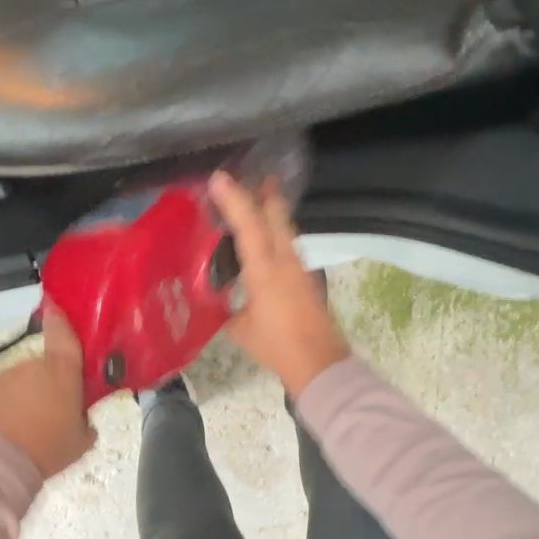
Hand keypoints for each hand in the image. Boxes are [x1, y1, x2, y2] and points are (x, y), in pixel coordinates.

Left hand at [0, 310, 97, 477]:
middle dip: (46, 387)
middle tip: (50, 417)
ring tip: (24, 433)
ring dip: (22, 401)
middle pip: (42, 370)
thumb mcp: (80, 443)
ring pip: (18, 385)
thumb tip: (84, 423)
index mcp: (61, 372)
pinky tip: (3, 436)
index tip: (56, 306)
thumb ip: (85, 425)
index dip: (61, 319)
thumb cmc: (46, 447)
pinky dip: (1, 411)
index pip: (63, 334)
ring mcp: (1, 377)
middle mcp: (30, 366)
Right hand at [207, 171, 350, 394]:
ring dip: (273, 212)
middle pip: (276, 217)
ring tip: (261, 199)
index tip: (220, 178)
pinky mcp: (306, 281)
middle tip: (254, 175)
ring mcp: (299, 269)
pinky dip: (277, 234)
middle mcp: (284, 262)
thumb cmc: (277, 346)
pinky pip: (288, 247)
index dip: (234, 200)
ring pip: (285, 230)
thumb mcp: (241, 330)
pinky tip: (268, 241)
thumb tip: (222, 302)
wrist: (318, 363)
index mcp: (264, 271)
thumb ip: (230, 310)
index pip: (248, 226)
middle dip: (265, 194)